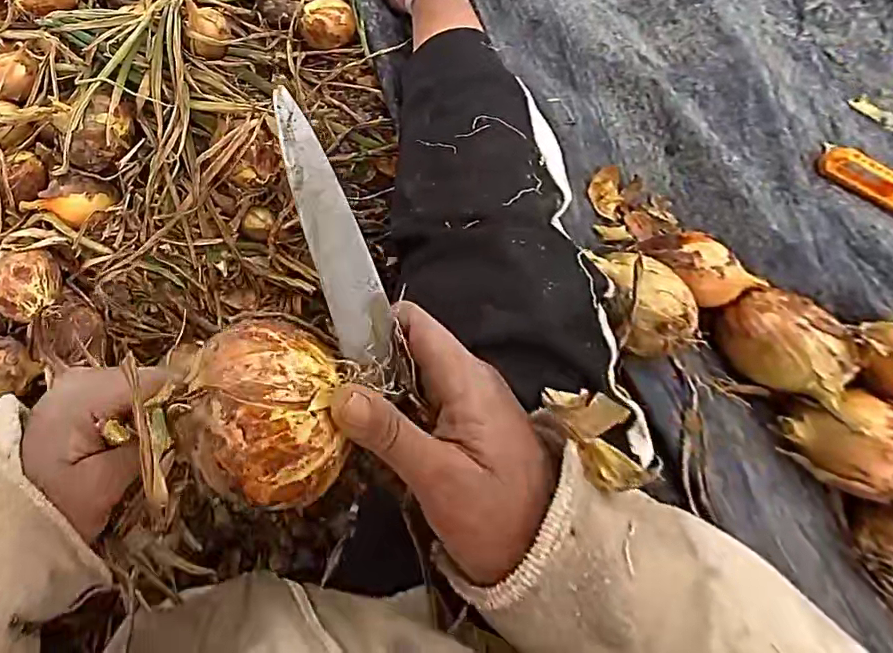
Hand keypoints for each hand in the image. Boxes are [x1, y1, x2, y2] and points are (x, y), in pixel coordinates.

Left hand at [20, 367, 167, 541]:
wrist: (6, 514)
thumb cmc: (54, 506)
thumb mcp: (101, 487)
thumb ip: (140, 451)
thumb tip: (176, 426)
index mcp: (81, 395)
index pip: (143, 379)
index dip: (174, 395)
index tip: (196, 418)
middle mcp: (78, 377)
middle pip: (138, 378)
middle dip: (162, 403)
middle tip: (181, 436)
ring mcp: (74, 382)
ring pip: (129, 384)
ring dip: (147, 408)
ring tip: (161, 440)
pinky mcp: (74, 394)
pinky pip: (114, 392)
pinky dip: (130, 410)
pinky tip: (135, 436)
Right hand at [330, 302, 558, 585]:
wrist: (556, 571)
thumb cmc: (502, 522)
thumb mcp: (438, 479)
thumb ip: (388, 432)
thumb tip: (340, 393)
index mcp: (467, 378)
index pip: (412, 320)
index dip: (371, 324)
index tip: (338, 350)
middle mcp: (469, 377)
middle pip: (406, 344)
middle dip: (368, 362)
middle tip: (335, 390)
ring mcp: (470, 400)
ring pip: (409, 373)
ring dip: (378, 389)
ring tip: (348, 413)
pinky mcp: (467, 422)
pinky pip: (420, 398)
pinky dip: (394, 409)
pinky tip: (376, 435)